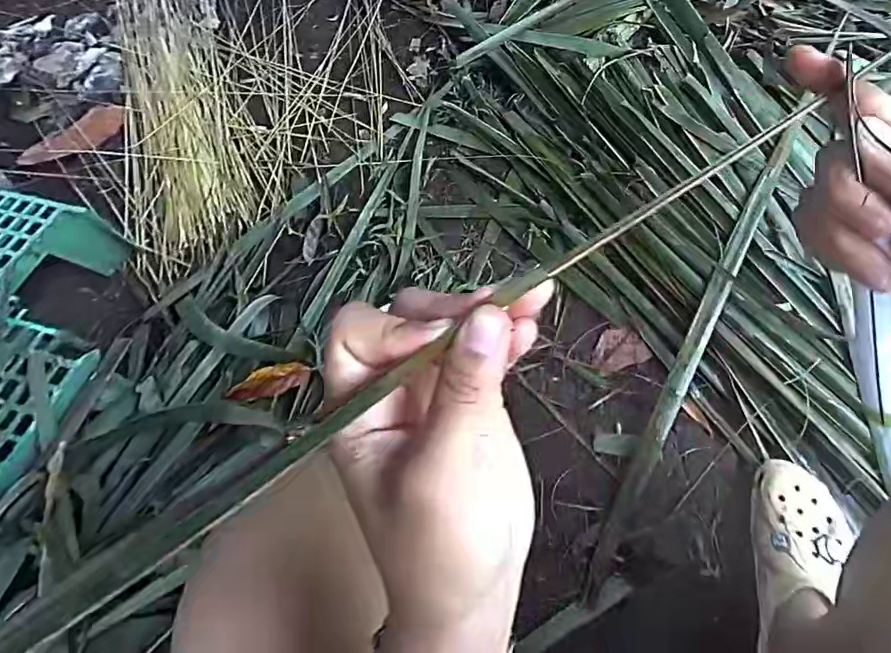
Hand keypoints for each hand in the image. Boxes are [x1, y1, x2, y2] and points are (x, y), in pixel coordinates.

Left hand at [323, 282, 553, 652]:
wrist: (474, 589)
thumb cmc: (436, 548)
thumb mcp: (444, 470)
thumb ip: (464, 391)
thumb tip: (488, 317)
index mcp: (358, 407)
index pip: (358, 335)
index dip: (396, 328)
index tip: (442, 337)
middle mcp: (391, 386)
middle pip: (413, 317)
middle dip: (455, 308)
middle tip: (500, 307)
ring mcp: (435, 385)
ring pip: (456, 322)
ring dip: (493, 308)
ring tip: (532, 300)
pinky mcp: (473, 390)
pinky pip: (488, 344)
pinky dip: (510, 331)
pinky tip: (531, 327)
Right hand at [785, 46, 890, 396]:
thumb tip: (862, 127)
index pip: (874, 107)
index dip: (833, 80)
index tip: (798, 62)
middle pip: (833, 155)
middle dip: (849, 196)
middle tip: (887, 230)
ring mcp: (868, 212)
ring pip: (815, 196)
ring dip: (845, 236)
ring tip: (889, 269)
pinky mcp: (850, 246)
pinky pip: (812, 230)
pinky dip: (837, 256)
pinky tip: (878, 280)